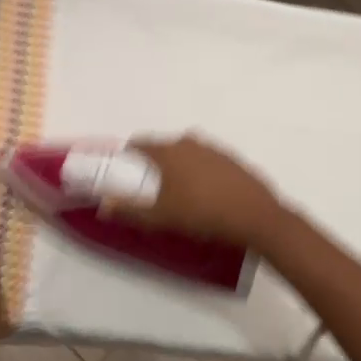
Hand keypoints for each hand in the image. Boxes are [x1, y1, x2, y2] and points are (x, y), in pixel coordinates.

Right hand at [112, 134, 291, 246]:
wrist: (257, 218)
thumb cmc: (202, 213)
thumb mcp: (161, 217)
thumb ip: (129, 209)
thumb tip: (104, 205)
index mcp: (169, 151)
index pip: (140, 143)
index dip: (129, 154)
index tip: (125, 169)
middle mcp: (190, 142)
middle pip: (164, 147)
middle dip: (156, 162)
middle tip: (152, 186)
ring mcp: (215, 149)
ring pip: (188, 153)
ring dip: (181, 166)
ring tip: (181, 192)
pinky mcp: (235, 161)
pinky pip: (209, 162)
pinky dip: (203, 173)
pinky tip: (207, 194)